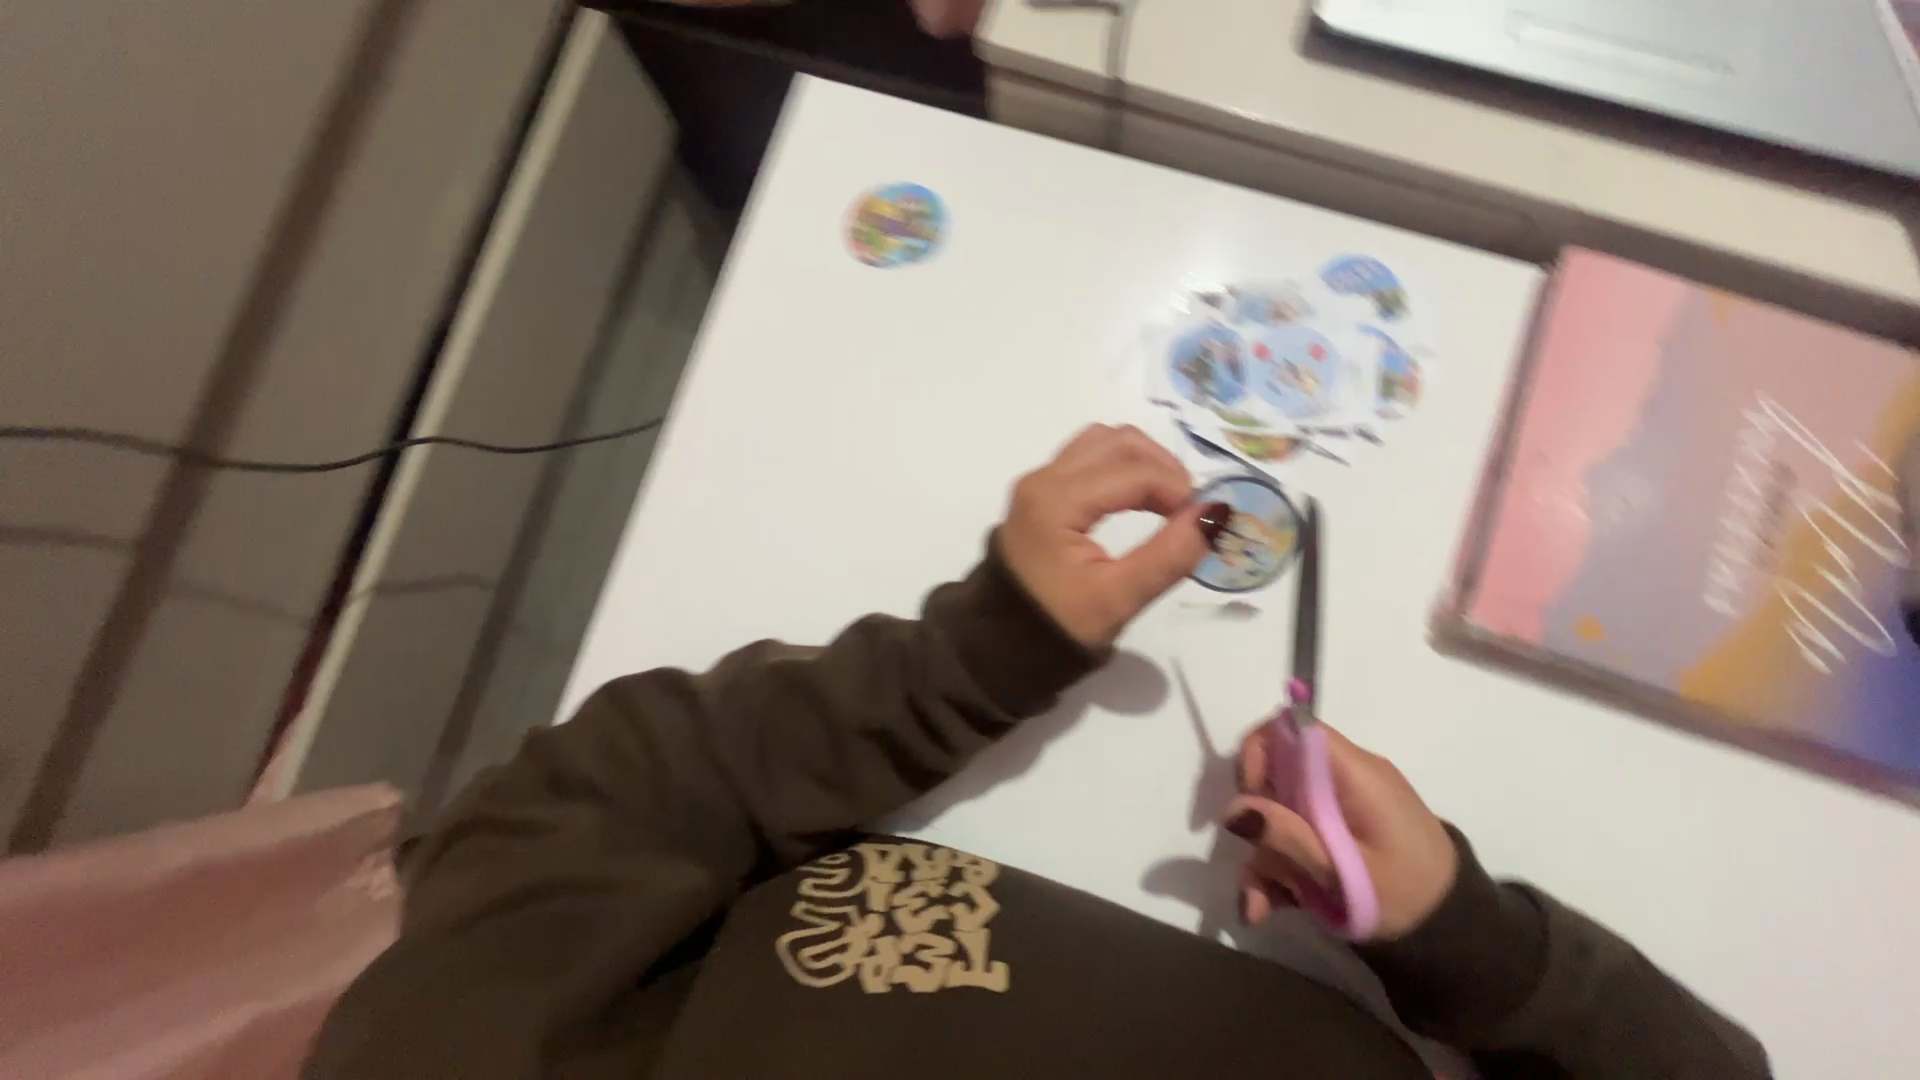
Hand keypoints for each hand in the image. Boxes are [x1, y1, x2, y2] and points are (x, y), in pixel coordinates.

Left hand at [998, 424, 1219, 648]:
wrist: (1000, 646)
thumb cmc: (1058, 626)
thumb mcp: (1118, 599)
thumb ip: (1169, 555)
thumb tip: (1217, 513)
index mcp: (1055, 500)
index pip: (1134, 471)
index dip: (1178, 489)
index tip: (1203, 522)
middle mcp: (1042, 479)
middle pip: (1117, 442)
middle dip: (1162, 467)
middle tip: (1189, 509)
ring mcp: (1038, 485)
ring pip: (1101, 444)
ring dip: (1142, 462)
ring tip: (1168, 503)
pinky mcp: (1041, 495)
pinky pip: (1088, 461)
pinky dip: (1121, 469)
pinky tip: (1140, 502)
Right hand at [1222, 723, 1457, 939]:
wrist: (1457, 940)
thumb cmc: (1408, 900)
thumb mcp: (1343, 875)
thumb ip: (1288, 839)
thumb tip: (1232, 810)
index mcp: (1355, 774)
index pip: (1293, 728)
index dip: (1259, 753)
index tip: (1250, 798)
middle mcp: (1344, 778)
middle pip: (1277, 773)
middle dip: (1255, 820)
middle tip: (1255, 859)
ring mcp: (1339, 806)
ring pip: (1280, 812)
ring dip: (1263, 856)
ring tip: (1257, 904)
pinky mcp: (1336, 831)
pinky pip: (1295, 834)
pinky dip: (1278, 867)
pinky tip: (1266, 904)